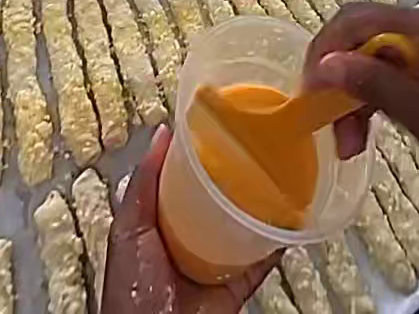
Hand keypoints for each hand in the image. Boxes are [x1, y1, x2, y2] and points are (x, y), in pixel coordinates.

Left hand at [102, 125, 278, 313]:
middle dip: (236, 178)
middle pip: (218, 201)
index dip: (202, 156)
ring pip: (243, 226)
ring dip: (260, 206)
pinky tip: (289, 218)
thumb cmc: (131, 291)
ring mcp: (216, 262)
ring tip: (279, 174)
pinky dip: (276, 241)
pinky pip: (262, 260)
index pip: (186, 182)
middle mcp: (192, 238)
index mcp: (164, 224)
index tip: (221, 127)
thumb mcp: (129, 229)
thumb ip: (143, 183)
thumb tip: (163, 133)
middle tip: (257, 145)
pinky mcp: (237, 285)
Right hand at [303, 3, 418, 214]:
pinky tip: (357, 138)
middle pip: (359, 37)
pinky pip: (380, 80)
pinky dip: (365, 106)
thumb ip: (375, 84)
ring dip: (348, 98)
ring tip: (344, 145)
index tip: (308, 89)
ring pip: (365, 62)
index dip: (327, 47)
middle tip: (319, 117)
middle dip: (335, 76)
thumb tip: (324, 64)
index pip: (360, 18)